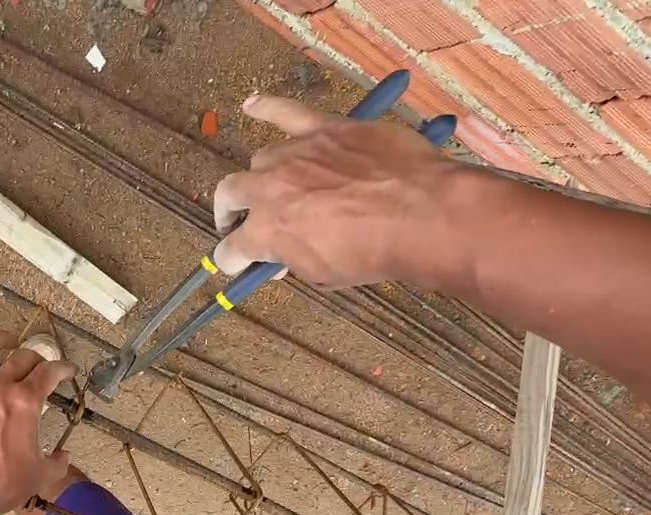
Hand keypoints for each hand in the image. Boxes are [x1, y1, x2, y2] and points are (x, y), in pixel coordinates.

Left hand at [0, 305, 74, 514]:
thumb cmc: (0, 485)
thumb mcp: (39, 477)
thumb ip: (57, 463)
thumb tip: (64, 457)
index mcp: (26, 402)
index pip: (49, 374)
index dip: (62, 369)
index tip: (67, 371)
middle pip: (21, 359)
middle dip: (35, 358)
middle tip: (40, 365)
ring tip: (5, 339)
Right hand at [211, 95, 463, 286]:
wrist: (420, 214)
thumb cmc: (371, 252)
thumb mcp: (320, 273)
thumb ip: (291, 259)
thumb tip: (282, 254)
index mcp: (265, 233)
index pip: (229, 250)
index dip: (234, 261)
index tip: (241, 264)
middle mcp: (270, 190)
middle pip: (230, 194)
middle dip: (230, 212)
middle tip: (241, 222)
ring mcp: (295, 155)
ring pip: (260, 160)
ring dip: (263, 176)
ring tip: (275, 184)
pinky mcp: (324, 129)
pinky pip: (286, 112)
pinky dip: (266, 108)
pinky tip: (251, 105)